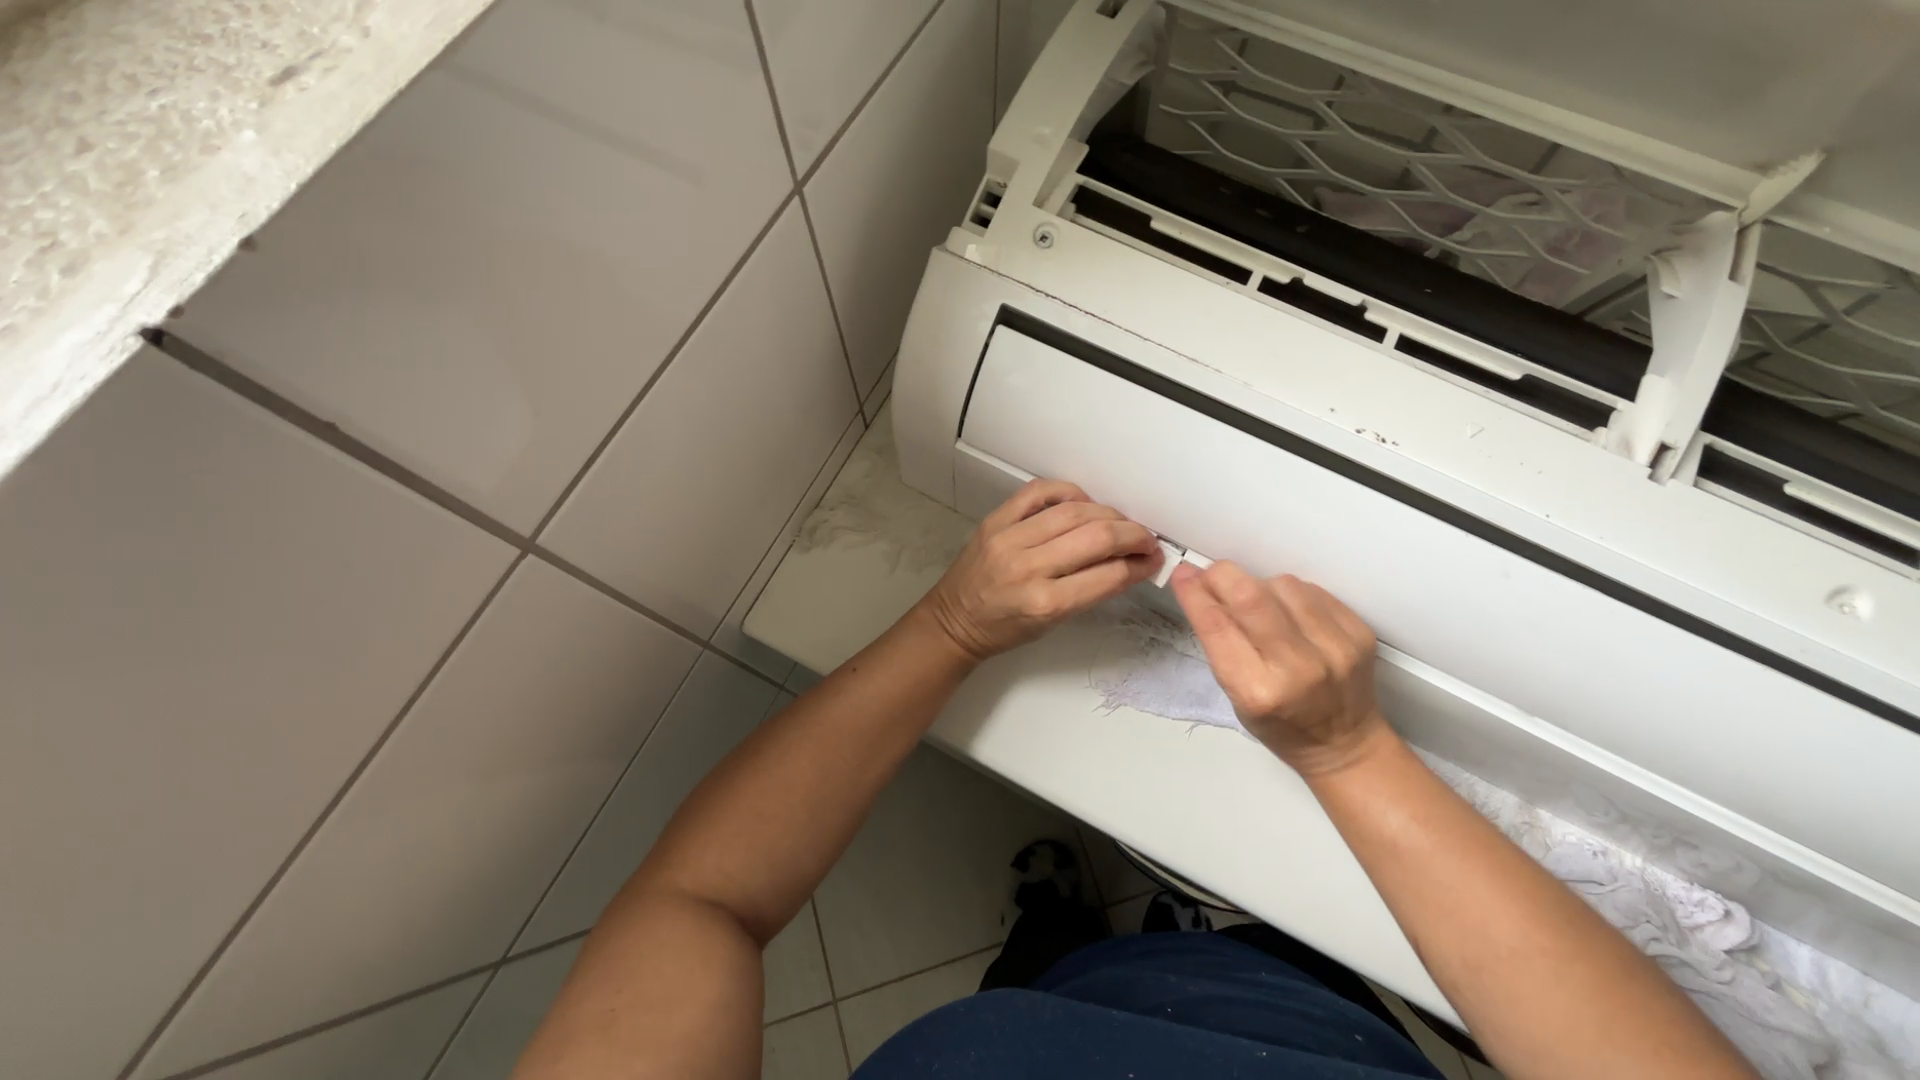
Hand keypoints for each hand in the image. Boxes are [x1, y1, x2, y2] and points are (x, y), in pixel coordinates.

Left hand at [919, 479, 1162, 662]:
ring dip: (1107, 513)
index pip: (1108, 575)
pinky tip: (1083, 502)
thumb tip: (1129, 563)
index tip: (1153, 559)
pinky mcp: (995, 521)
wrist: (955, 621)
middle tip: (1146, 539)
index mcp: (1045, 603)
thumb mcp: (1053, 623)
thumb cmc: (1005, 630)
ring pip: (1073, 511)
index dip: (1140, 564)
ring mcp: (1009, 539)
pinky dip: (1067, 491)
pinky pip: (1038, 492)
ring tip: (1120, 522)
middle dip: (1133, 534)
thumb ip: (1090, 591)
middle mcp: (1028, 568)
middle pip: (1096, 536)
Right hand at [1170, 561, 1391, 775]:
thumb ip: (1222, 643)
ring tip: (1258, 603)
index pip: (1218, 627)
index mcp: (1258, 692)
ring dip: (1260, 585)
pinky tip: (1288, 610)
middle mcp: (1298, 668)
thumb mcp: (1236, 695)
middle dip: (1223, 576)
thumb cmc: (1279, 724)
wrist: (1344, 744)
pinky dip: (1292, 592)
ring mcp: (1335, 648)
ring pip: (1283, 585)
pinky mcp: (1359, 634)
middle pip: (1251, 598)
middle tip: (1212, 574)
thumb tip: (1201, 588)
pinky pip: (1314, 591)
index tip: (1183, 574)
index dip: (1195, 594)